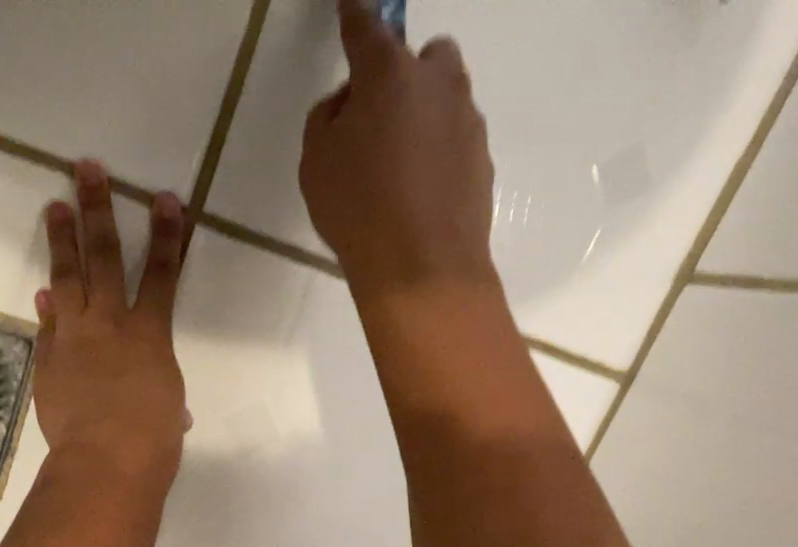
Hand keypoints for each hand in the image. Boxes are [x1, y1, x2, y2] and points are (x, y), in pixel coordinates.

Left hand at [33, 160, 187, 477]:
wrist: (104, 462)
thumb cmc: (151, 442)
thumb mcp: (167, 413)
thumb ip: (164, 398)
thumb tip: (170, 411)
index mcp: (150, 335)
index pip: (162, 274)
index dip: (166, 234)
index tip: (165, 199)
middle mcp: (110, 324)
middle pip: (104, 256)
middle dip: (99, 210)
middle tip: (87, 170)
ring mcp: (72, 339)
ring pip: (66, 280)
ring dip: (61, 242)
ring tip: (55, 207)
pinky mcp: (47, 361)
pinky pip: (47, 327)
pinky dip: (47, 310)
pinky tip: (41, 293)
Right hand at [301, 0, 495, 296]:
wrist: (422, 269)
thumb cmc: (357, 210)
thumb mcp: (315, 161)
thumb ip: (328, 117)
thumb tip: (350, 103)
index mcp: (388, 75)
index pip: (367, 27)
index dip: (355, 14)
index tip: (351, 4)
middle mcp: (437, 85)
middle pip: (429, 56)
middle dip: (407, 73)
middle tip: (379, 117)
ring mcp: (467, 122)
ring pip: (446, 99)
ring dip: (423, 115)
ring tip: (396, 167)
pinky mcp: (482, 160)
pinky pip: (455, 140)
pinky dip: (437, 153)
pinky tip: (417, 193)